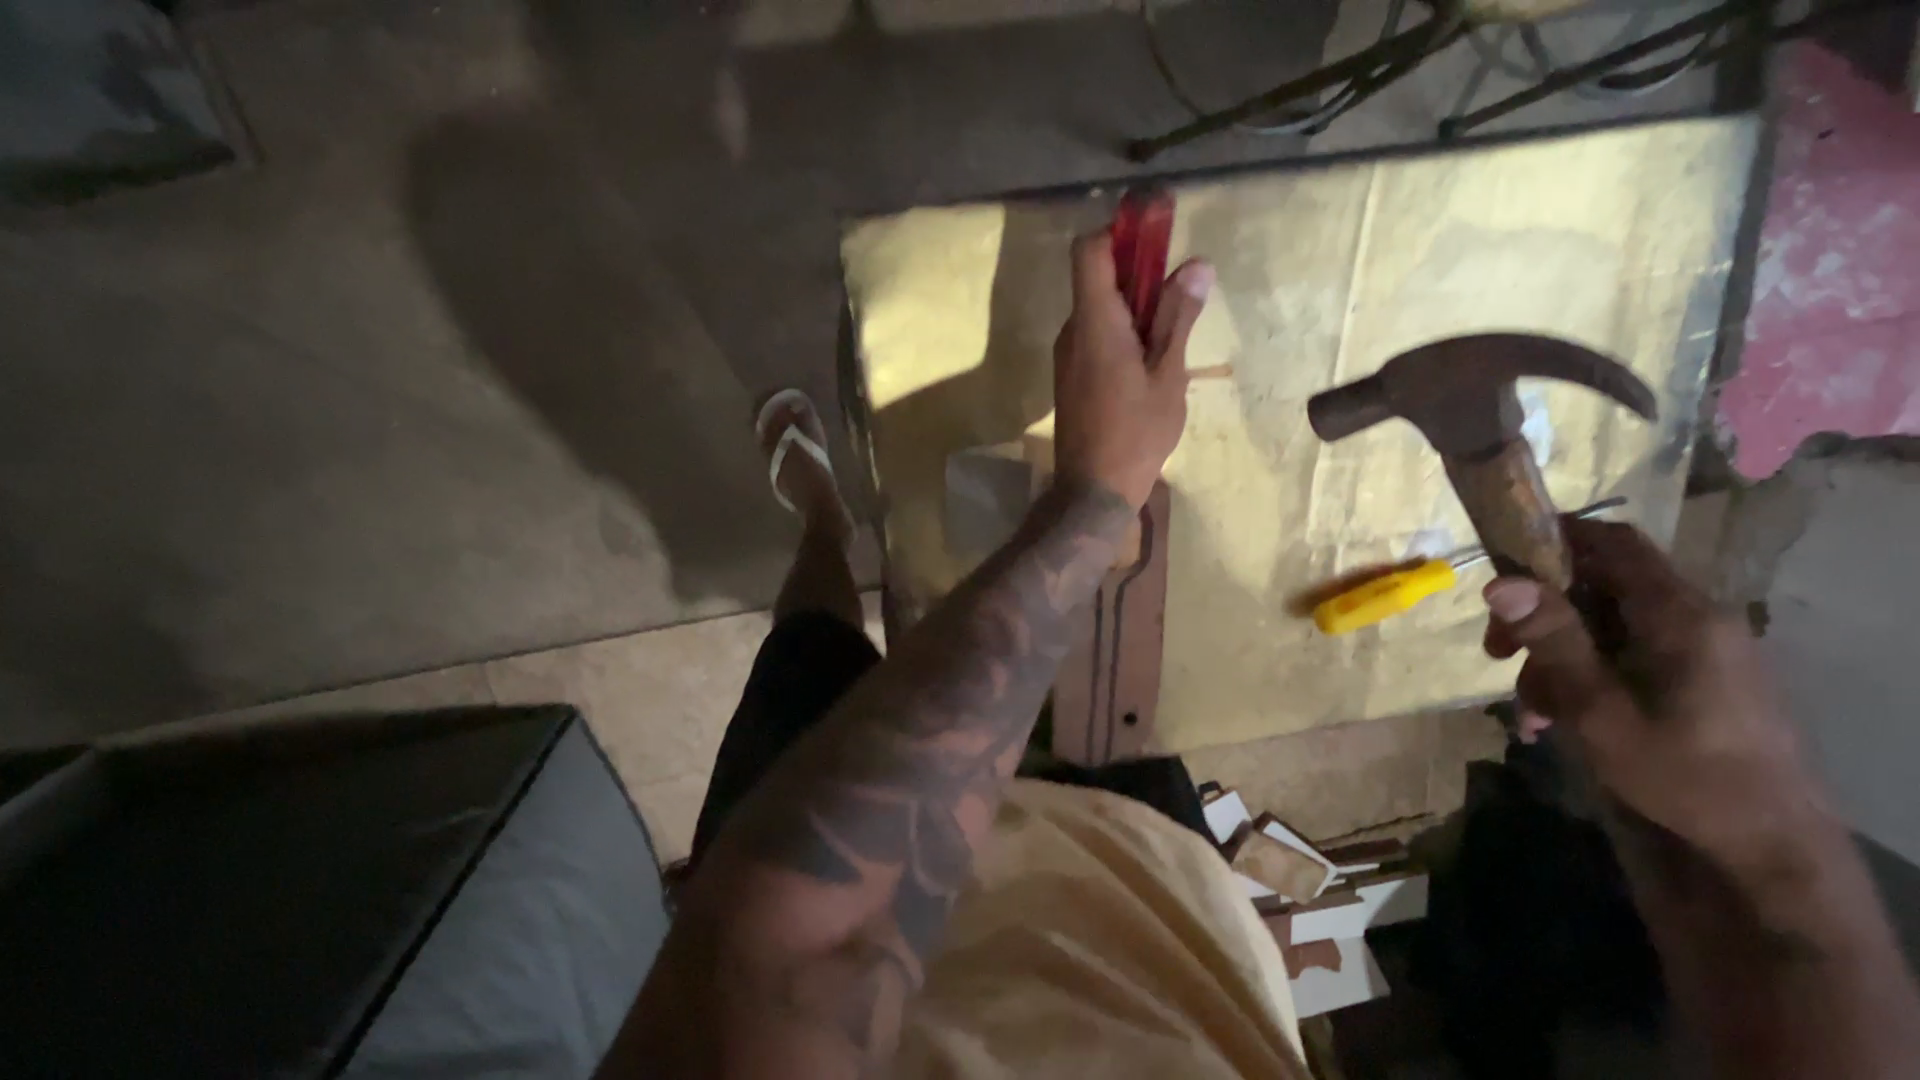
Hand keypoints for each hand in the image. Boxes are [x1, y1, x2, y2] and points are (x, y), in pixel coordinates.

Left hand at [1051, 230, 1211, 509]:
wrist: (1094, 489)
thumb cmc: (1137, 433)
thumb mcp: (1168, 375)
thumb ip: (1179, 317)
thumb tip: (1196, 265)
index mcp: (1094, 323)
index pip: (1089, 251)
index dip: (1119, 234)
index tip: (1156, 238)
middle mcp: (1072, 331)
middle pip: (1097, 279)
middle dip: (1138, 275)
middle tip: (1180, 295)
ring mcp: (1066, 355)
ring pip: (1098, 310)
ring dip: (1133, 309)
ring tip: (1169, 340)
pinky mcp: (1069, 376)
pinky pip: (1094, 336)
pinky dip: (1121, 333)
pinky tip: (1148, 365)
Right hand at [1481, 519, 1825, 868]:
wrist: (1770, 848)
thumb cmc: (1683, 775)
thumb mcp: (1600, 710)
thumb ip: (1554, 641)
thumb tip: (1500, 581)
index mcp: (1680, 616)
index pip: (1613, 543)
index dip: (1553, 539)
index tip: (1499, 567)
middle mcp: (1695, 620)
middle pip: (1599, 588)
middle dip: (1539, 618)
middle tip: (1496, 654)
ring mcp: (1700, 651)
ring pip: (1605, 628)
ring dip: (1556, 659)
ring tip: (1532, 713)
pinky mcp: (1699, 679)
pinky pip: (1627, 657)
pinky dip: (1586, 678)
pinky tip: (1558, 722)